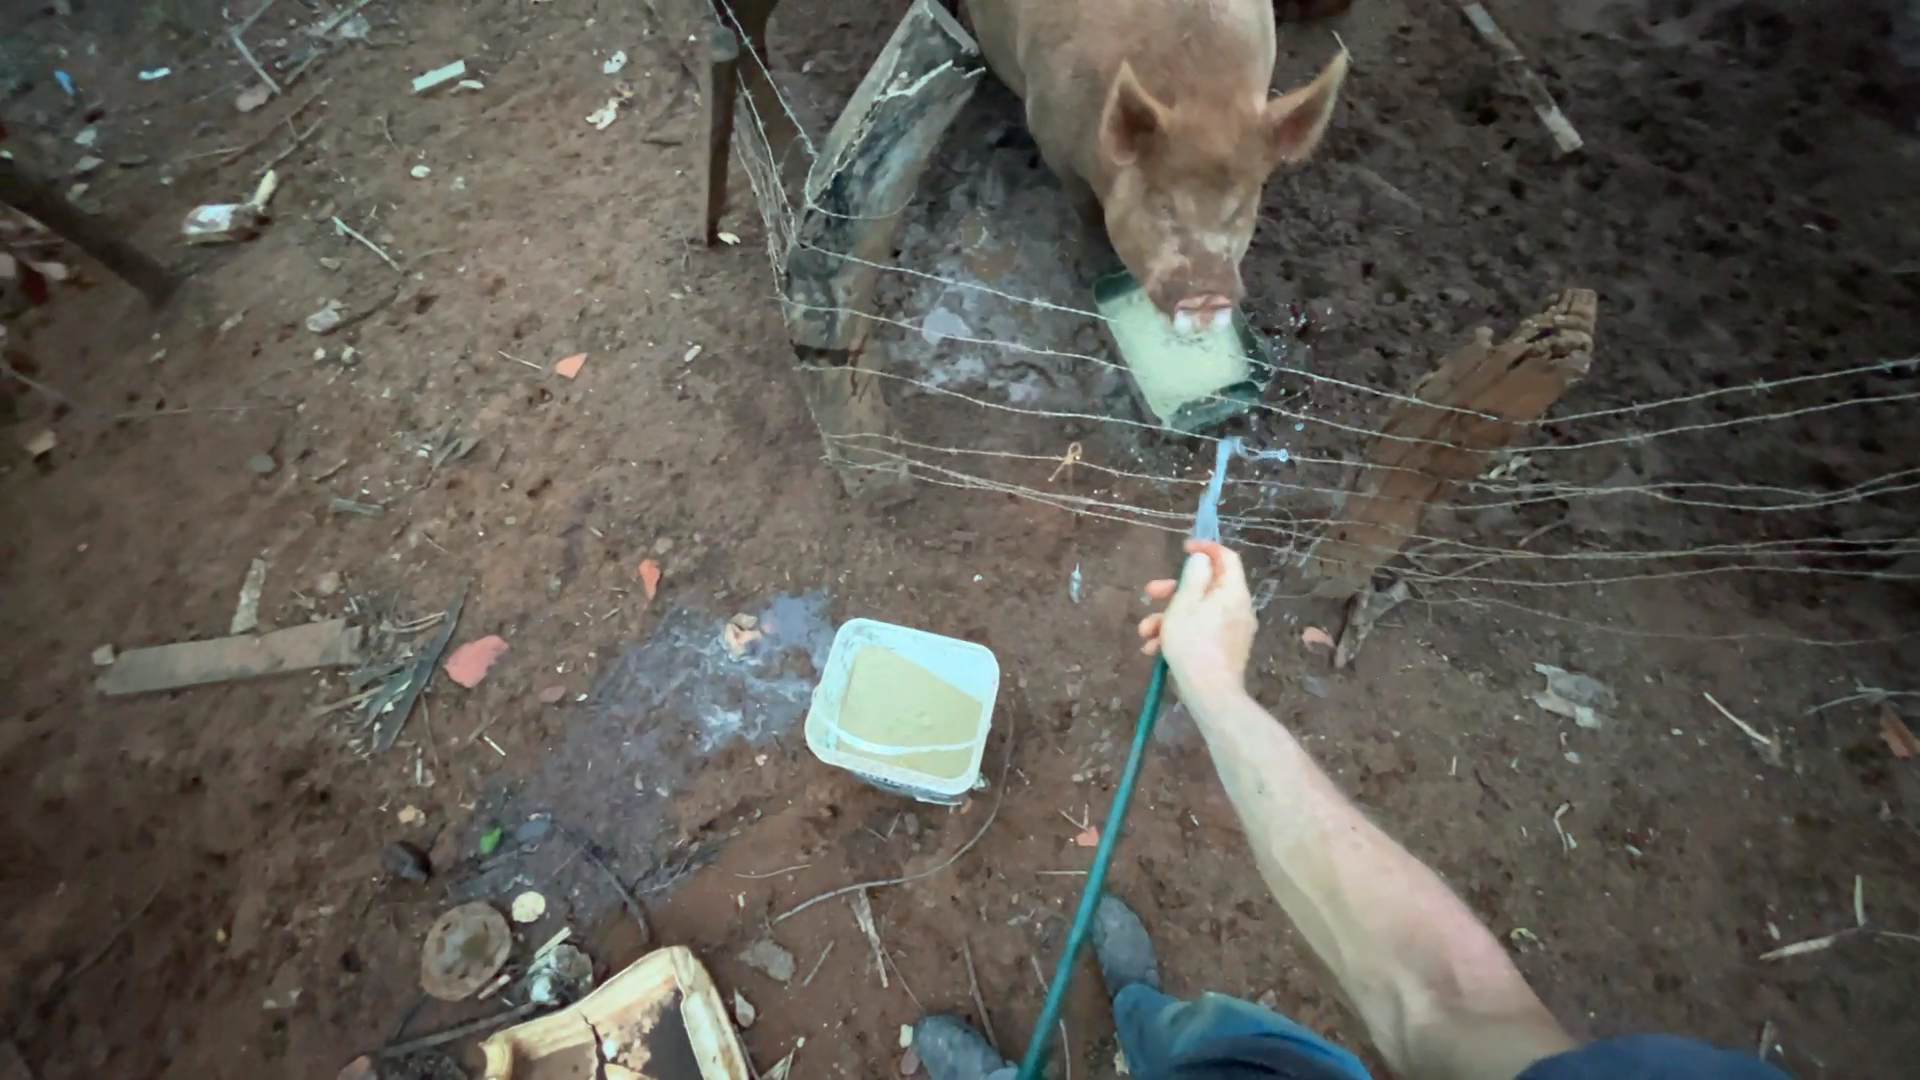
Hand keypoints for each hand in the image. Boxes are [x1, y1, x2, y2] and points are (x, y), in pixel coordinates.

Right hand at [1137, 539, 1257, 707]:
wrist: (1210, 693)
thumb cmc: (1193, 643)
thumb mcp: (1185, 603)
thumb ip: (1193, 576)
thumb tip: (1201, 558)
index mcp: (1232, 592)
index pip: (1227, 558)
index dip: (1206, 548)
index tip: (1183, 548)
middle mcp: (1237, 608)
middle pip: (1205, 587)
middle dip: (1172, 591)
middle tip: (1150, 593)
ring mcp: (1232, 631)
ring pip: (1197, 613)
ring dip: (1168, 618)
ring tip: (1145, 633)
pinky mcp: (1224, 649)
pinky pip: (1200, 632)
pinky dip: (1178, 635)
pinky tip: (1154, 649)